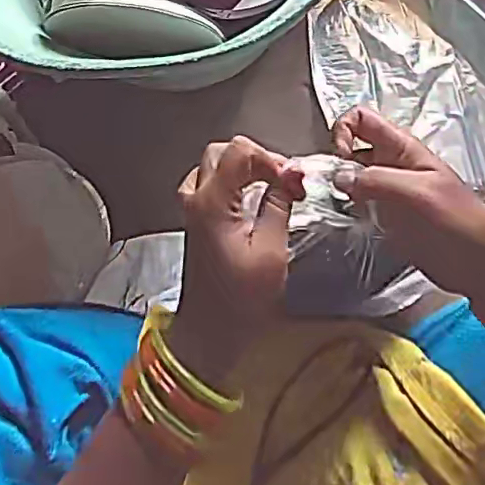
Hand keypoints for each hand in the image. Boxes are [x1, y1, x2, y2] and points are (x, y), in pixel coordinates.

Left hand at [169, 137, 302, 379]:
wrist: (208, 333)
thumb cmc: (240, 300)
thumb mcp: (270, 252)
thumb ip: (279, 205)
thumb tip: (293, 174)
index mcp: (212, 202)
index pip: (239, 152)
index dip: (271, 159)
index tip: (292, 182)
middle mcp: (196, 197)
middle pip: (225, 151)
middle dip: (259, 159)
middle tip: (285, 181)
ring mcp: (192, 206)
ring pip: (216, 163)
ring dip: (246, 168)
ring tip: (273, 187)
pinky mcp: (196, 216)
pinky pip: (212, 180)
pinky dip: (235, 179)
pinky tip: (254, 196)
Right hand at [331, 107, 484, 302]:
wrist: (480, 265)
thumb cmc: (457, 221)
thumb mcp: (418, 193)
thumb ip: (376, 180)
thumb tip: (337, 176)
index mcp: (401, 147)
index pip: (360, 119)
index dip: (343, 130)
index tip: (340, 158)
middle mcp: (388, 162)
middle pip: (349, 145)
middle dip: (334, 159)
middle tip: (330, 185)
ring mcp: (385, 189)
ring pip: (349, 173)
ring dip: (335, 183)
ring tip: (332, 202)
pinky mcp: (383, 214)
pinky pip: (354, 199)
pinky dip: (343, 204)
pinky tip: (342, 216)